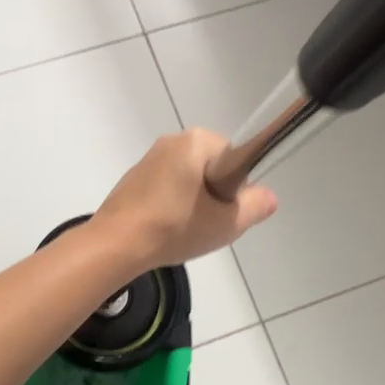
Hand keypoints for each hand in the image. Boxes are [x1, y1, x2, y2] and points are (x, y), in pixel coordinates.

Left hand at [90, 131, 277, 268]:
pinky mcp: (133, 178)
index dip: (236, 189)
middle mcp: (172, 141)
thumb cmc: (175, 227)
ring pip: (189, 180)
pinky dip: (172, 206)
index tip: (225, 212)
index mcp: (196, 141)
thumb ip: (256, 206)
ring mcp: (149, 158)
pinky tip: (166, 229)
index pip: (236, 158)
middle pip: (212, 168)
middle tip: (207, 224)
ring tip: (184, 230)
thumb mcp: (227, 223)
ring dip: (193, 202)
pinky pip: (166, 188)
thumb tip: (268, 197)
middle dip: (214, 195)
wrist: (117, 244)